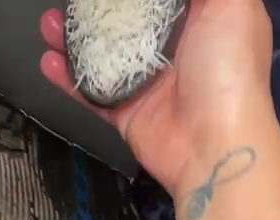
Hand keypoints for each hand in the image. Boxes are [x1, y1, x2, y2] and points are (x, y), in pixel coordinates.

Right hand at [39, 0, 275, 194]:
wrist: (214, 144)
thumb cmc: (230, 69)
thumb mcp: (230, 3)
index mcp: (202, 19)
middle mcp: (174, 49)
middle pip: (128, 21)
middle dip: (97, 9)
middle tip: (71, 1)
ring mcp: (148, 83)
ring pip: (104, 54)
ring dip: (74, 39)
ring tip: (49, 25)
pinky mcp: (128, 115)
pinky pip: (92, 94)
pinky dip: (68, 79)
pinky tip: (48, 61)